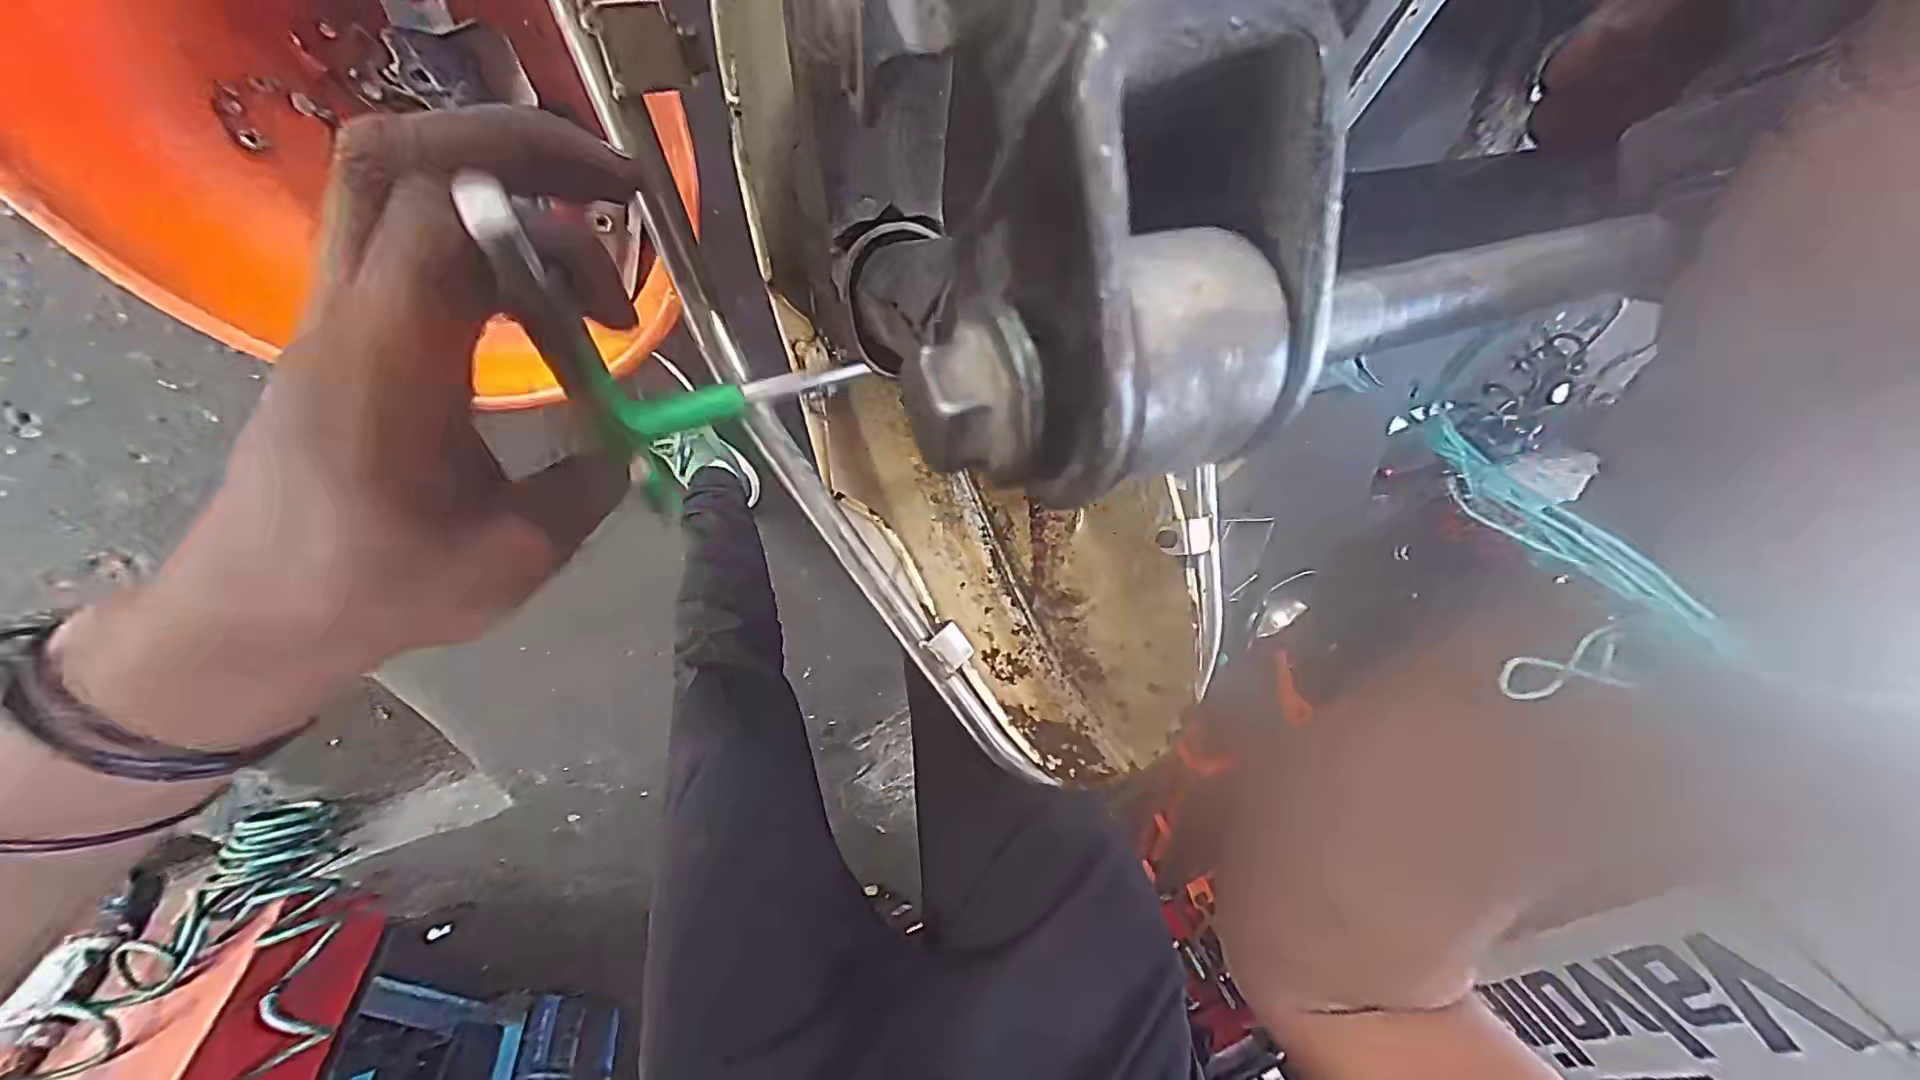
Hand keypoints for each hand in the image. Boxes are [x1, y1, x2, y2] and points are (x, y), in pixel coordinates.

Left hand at [50, 106, 643, 747]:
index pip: (444, 220)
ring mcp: (346, 312)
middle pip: (402, 157)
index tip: (622, 299)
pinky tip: (548, 297)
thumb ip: (589, 485)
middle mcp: (353, 314)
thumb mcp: (515, 554)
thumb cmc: (380, 587)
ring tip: (593, 232)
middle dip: (520, 146)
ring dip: (507, 183)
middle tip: (618, 185)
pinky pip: (420, 238)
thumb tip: (633, 442)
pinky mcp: (359, 327)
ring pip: (401, 181)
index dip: (548, 223)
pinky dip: (496, 240)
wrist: (267, 606)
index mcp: (386, 365)